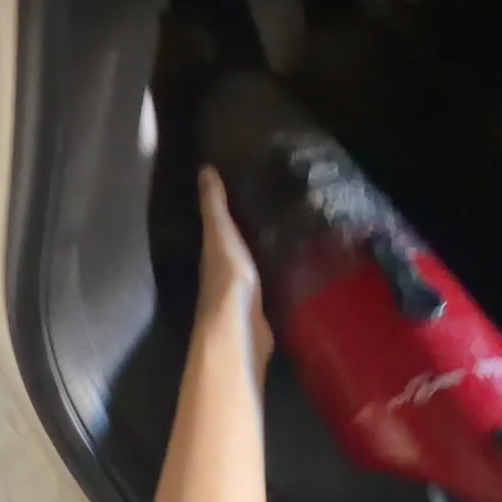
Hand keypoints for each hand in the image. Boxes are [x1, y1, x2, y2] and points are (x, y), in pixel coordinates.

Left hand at [196, 167, 274, 374]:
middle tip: (279, 201)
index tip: (248, 182)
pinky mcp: (263, 308)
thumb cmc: (227, 280)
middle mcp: (224, 271)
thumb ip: (214, 207)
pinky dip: (278, 270)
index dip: (229, 204)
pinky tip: (297, 263)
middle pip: (238, 243)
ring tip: (294, 227)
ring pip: (255, 262)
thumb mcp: (220, 236)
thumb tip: (204, 169)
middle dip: (252, 226)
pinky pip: (271, 281)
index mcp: (212, 253)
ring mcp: (243, 292)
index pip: (219, 222)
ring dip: (267, 248)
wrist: (240, 332)